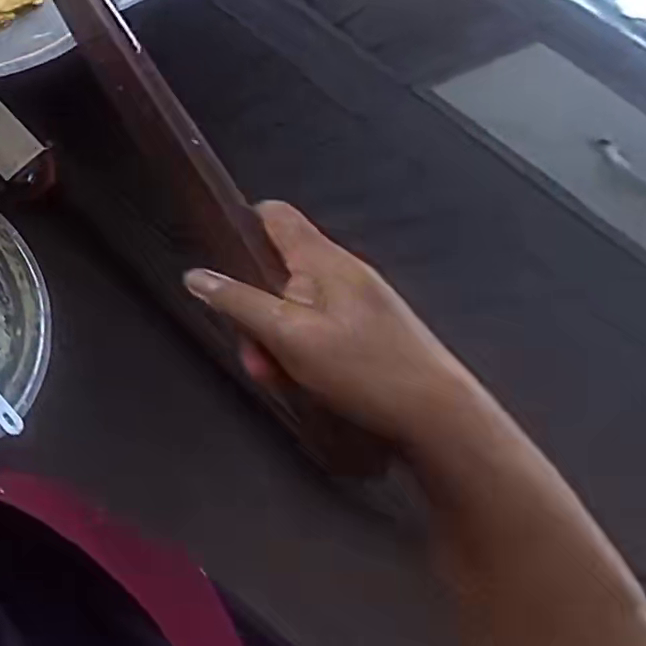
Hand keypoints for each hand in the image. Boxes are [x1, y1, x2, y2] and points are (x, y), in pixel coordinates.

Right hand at [184, 201, 486, 446]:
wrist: (450, 429)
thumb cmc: (368, 371)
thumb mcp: (286, 334)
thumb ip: (235, 301)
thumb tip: (195, 276)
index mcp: (325, 262)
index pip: (274, 215)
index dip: (240, 224)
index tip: (218, 254)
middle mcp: (342, 274)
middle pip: (271, 268)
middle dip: (248, 303)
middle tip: (248, 342)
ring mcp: (356, 304)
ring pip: (286, 303)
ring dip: (268, 334)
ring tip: (274, 371)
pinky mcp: (365, 331)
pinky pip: (310, 326)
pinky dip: (294, 347)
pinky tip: (297, 378)